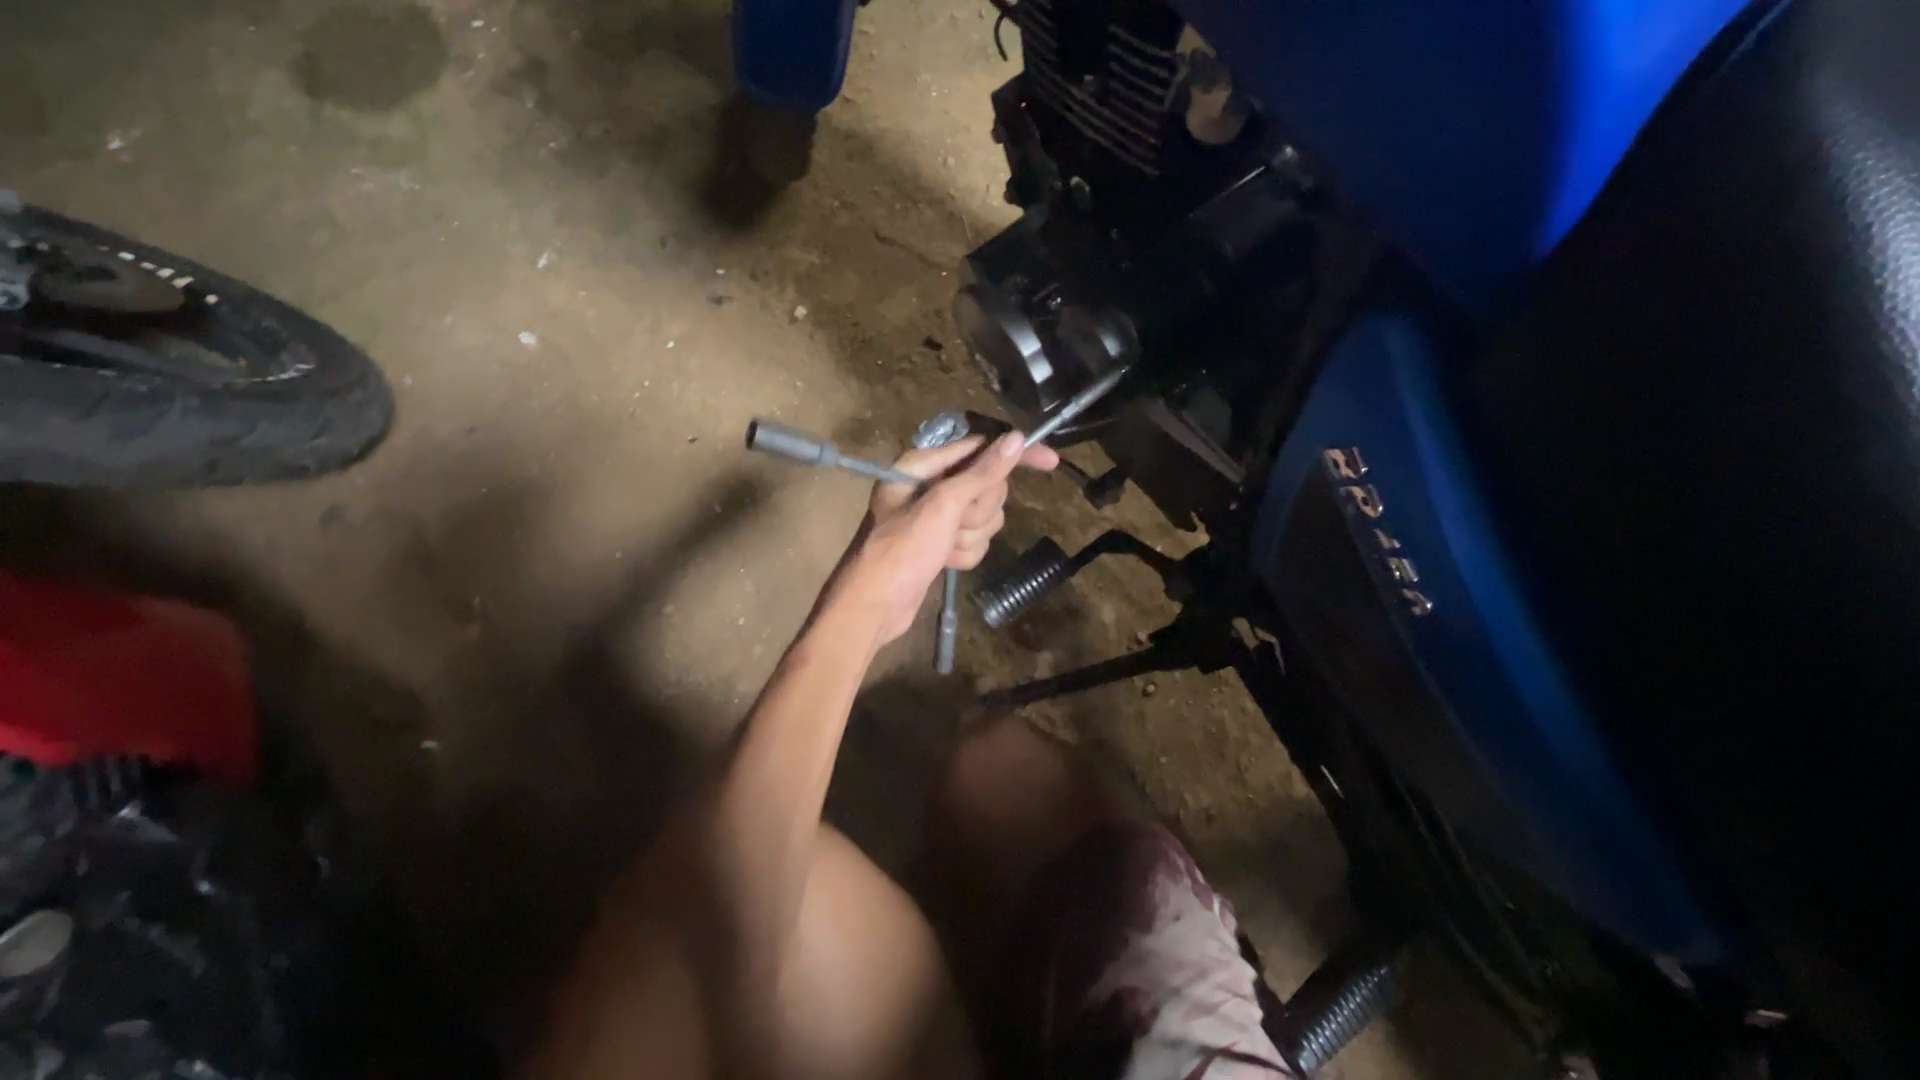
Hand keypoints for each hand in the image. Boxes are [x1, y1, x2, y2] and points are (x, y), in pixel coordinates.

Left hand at [832, 432, 1058, 646]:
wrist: (874, 606)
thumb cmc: (901, 550)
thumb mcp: (943, 506)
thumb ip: (982, 473)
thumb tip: (1016, 439)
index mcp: (922, 465)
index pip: (981, 448)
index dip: (1014, 456)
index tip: (1051, 461)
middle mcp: (930, 485)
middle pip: (987, 486)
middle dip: (979, 511)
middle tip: (955, 525)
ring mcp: (936, 517)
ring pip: (985, 518)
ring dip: (970, 537)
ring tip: (943, 548)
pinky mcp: (942, 543)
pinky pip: (975, 540)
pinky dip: (964, 554)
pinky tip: (943, 563)